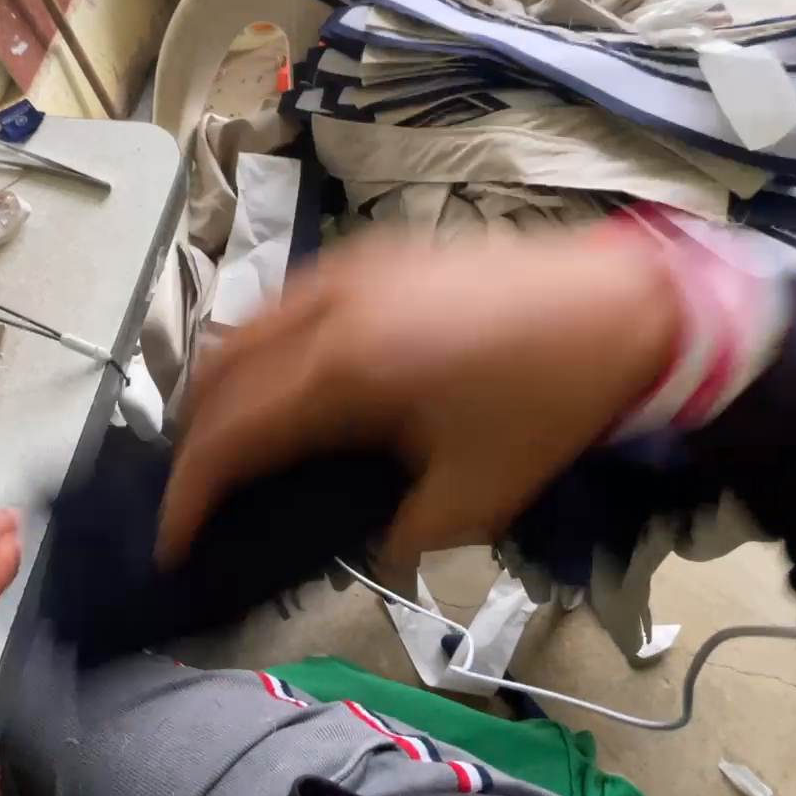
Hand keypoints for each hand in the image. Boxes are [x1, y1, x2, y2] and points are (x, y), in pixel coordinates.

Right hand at [160, 227, 680, 567]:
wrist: (621, 306)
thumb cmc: (550, 400)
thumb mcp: (475, 496)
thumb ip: (399, 531)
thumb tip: (366, 541)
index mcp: (344, 371)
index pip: (232, 433)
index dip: (191, 490)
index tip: (173, 535)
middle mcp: (325, 310)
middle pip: (216, 373)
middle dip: (197, 437)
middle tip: (207, 486)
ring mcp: (344, 271)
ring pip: (242, 328)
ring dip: (224, 388)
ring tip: (239, 434)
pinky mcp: (368, 255)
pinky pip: (285, 302)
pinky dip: (264, 347)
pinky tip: (292, 375)